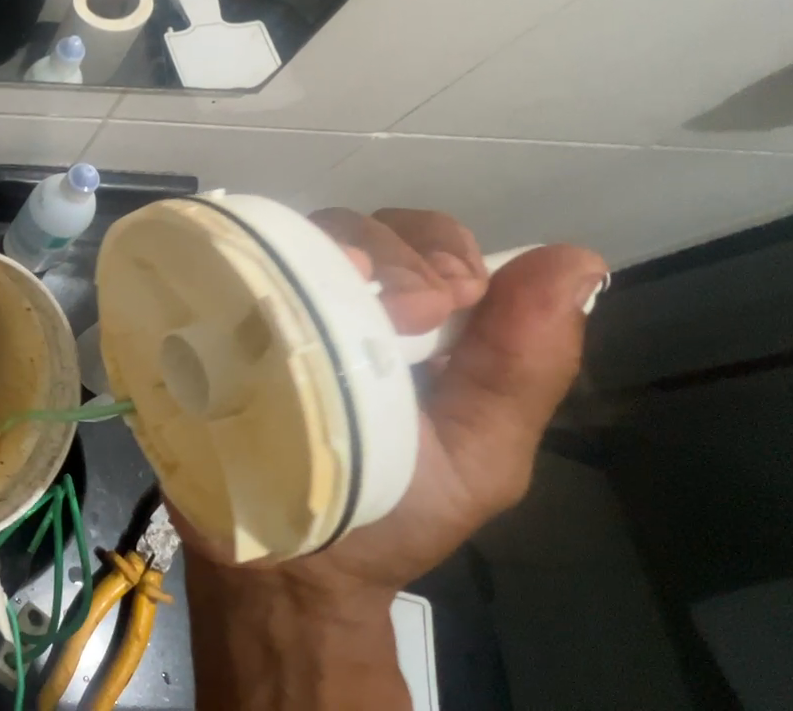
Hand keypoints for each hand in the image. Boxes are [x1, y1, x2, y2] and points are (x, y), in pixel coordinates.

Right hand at [193, 207, 608, 600]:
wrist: (279, 565)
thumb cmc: (385, 515)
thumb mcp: (477, 457)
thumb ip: (525, 368)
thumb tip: (577, 260)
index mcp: (417, 327)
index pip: (431, 242)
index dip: (441, 252)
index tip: (444, 303)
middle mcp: (343, 305)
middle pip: (362, 228)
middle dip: (392, 255)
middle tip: (397, 316)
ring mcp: (272, 309)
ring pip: (295, 237)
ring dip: (322, 255)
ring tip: (326, 313)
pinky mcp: (215, 320)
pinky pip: (229, 267)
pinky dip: (249, 263)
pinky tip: (261, 295)